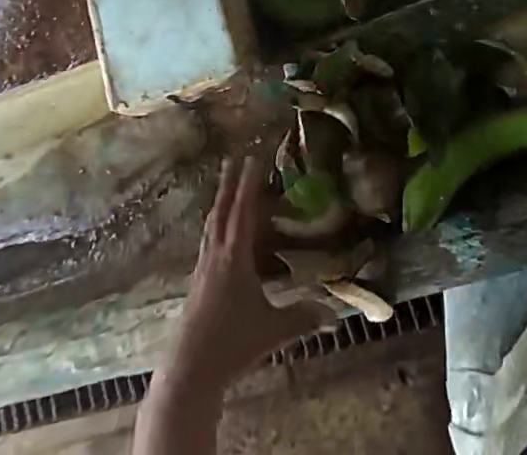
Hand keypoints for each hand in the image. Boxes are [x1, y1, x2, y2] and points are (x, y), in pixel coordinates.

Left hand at [161, 155, 333, 389]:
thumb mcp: (274, 330)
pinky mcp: (197, 281)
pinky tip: (217, 232)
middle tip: (234, 158)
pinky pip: (207, 240)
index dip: (249, 184)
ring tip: (225, 186)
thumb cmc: (233, 344)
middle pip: (223, 210)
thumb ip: (304, 317)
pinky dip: (215, 225)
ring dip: (220, 201)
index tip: (252, 158)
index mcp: (234, 258)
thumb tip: (335, 312)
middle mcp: (215, 255)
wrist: (190, 368)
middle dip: (229, 183)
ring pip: (212, 224)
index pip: (243, 212)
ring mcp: (203, 267)